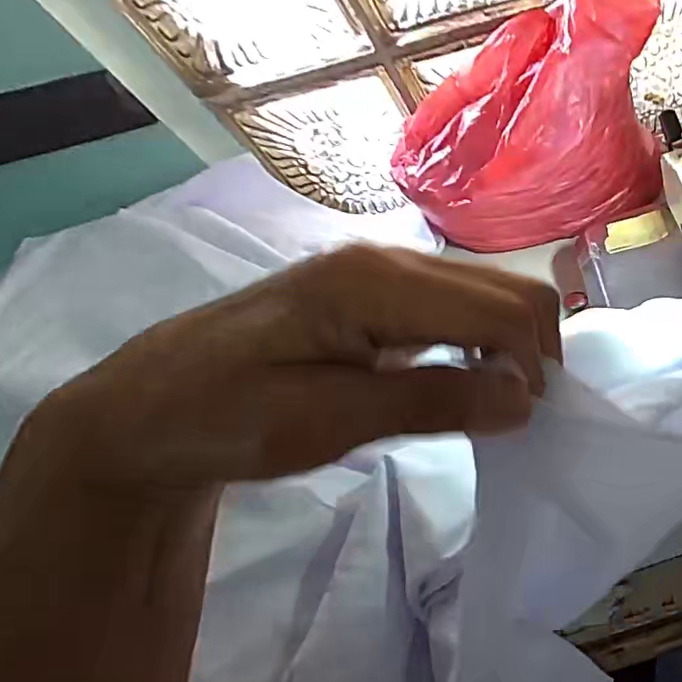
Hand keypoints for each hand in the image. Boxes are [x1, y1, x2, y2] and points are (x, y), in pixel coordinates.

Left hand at [29, 244, 560, 488]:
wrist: (150, 408)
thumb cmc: (230, 418)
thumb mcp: (330, 421)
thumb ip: (433, 401)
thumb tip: (525, 399)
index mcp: (377, 282)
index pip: (498, 309)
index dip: (531, 365)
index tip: (526, 422)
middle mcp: (390, 260)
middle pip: (505, 289)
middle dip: (531, 350)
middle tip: (517, 414)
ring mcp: (384, 270)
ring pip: (487, 294)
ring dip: (509, 346)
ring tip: (493, 402)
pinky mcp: (379, 292)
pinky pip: (458, 307)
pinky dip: (481, 343)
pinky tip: (465, 380)